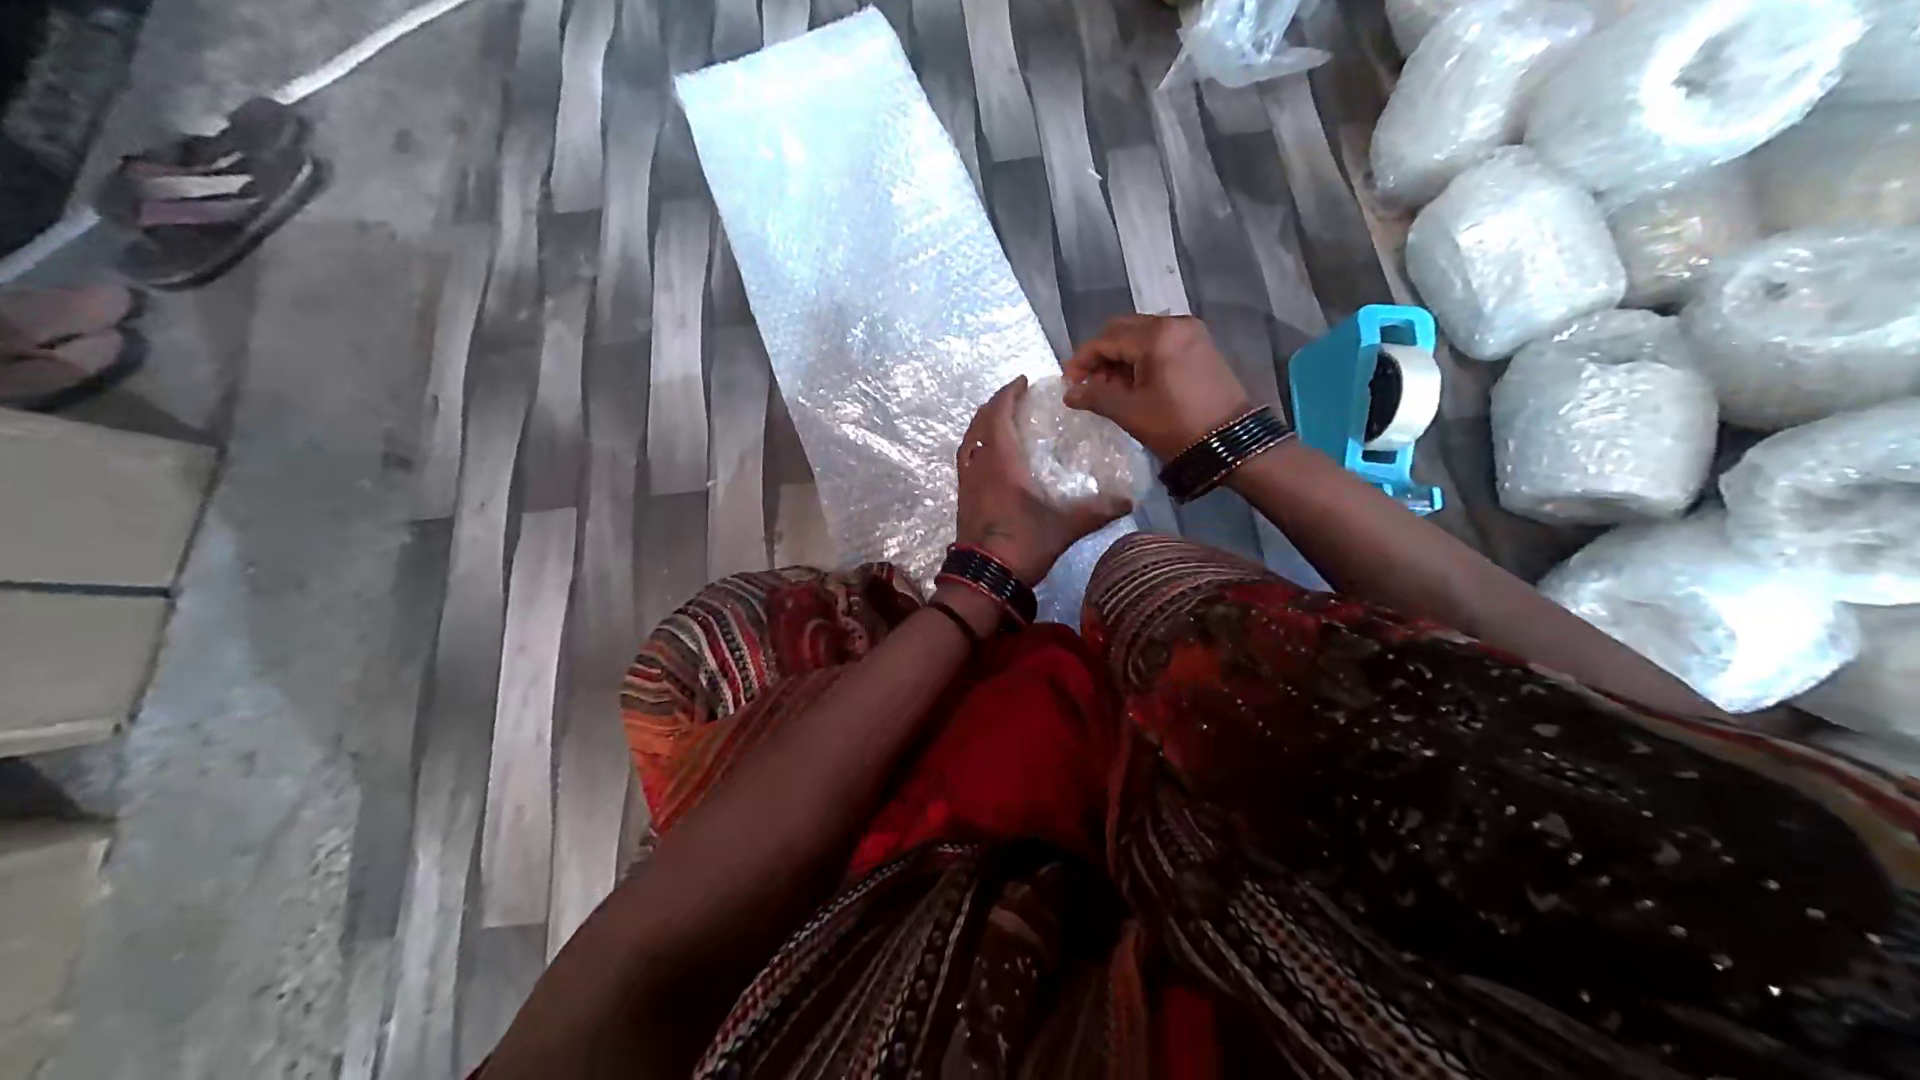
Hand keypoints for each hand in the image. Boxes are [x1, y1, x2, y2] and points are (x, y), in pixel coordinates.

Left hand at [955, 375, 1132, 584]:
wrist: (983, 579)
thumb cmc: (1022, 545)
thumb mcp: (1065, 527)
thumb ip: (1097, 511)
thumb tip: (1129, 501)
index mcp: (1001, 463)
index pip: (999, 415)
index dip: (1008, 394)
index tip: (1022, 381)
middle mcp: (979, 466)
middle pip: (979, 423)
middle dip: (994, 405)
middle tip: (1012, 398)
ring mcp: (967, 483)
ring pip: (969, 441)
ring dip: (982, 425)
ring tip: (998, 422)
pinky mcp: (962, 500)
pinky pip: (965, 460)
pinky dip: (975, 446)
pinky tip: (988, 458)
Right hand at [1062, 314, 1253, 460]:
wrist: (1230, 441)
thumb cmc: (1175, 425)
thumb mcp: (1129, 412)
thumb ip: (1095, 397)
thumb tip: (1070, 393)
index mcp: (1156, 336)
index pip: (1106, 340)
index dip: (1082, 360)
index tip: (1068, 382)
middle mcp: (1174, 324)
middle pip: (1123, 331)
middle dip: (1101, 357)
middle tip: (1089, 386)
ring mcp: (1191, 333)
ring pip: (1141, 337)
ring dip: (1120, 359)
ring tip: (1110, 389)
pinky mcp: (1200, 346)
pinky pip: (1161, 344)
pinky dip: (1142, 360)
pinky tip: (1134, 384)